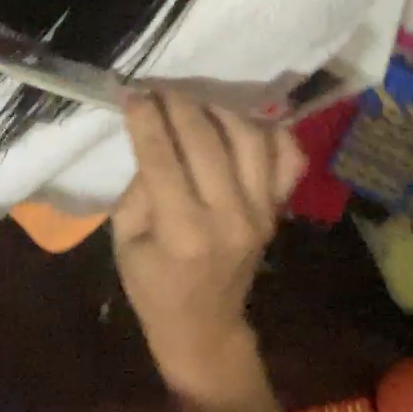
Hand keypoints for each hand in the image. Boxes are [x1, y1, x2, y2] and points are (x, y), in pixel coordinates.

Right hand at [113, 91, 305, 403]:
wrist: (203, 325)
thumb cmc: (152, 285)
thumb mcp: (124, 240)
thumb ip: (139, 189)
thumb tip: (152, 137)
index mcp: (183, 233)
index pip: (162, 158)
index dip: (145, 119)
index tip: (131, 92)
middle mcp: (230, 217)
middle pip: (206, 140)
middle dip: (177, 104)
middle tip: (157, 87)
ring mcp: (261, 212)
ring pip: (249, 139)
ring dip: (218, 109)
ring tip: (193, 99)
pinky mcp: (277, 210)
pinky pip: (288, 158)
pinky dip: (270, 132)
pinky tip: (242, 120)